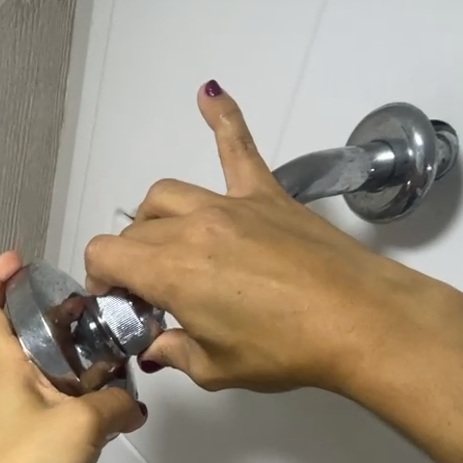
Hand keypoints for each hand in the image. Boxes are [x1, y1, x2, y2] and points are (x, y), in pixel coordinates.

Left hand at [0, 250, 145, 462]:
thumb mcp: (81, 423)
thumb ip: (115, 404)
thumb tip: (131, 406)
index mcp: (7, 368)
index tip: (17, 257)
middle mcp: (14, 386)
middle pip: (33, 338)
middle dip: (62, 317)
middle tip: (102, 306)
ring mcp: (30, 417)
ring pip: (59, 375)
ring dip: (87, 362)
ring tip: (126, 350)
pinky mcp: (46, 445)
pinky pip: (72, 410)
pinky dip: (96, 403)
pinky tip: (127, 407)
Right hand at [82, 82, 434, 393]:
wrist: (362, 324)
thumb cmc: (286, 351)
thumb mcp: (213, 369)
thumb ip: (173, 350)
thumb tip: (157, 343)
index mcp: (171, 272)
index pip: (105, 255)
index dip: (100, 280)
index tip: (118, 302)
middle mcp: (192, 228)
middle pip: (134, 231)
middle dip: (129, 263)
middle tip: (151, 296)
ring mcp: (230, 206)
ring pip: (166, 195)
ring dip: (153, 220)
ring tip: (167, 245)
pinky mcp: (266, 195)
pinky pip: (238, 146)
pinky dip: (221, 117)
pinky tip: (207, 93)